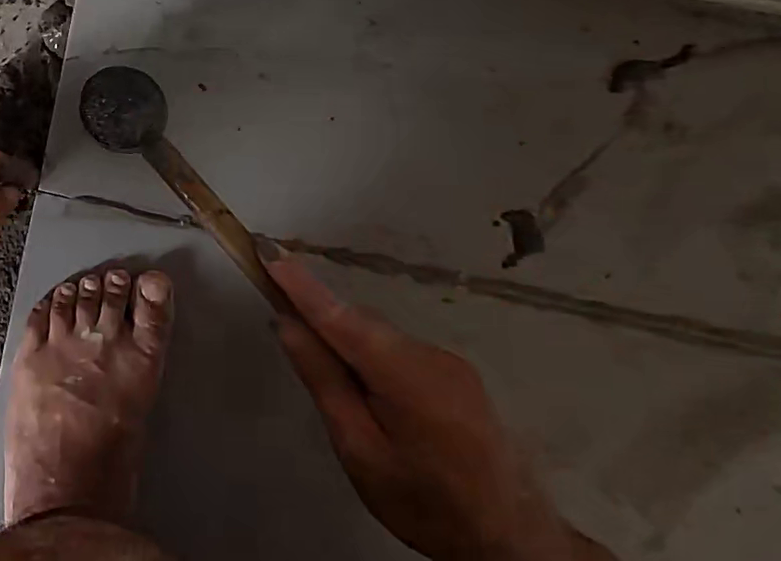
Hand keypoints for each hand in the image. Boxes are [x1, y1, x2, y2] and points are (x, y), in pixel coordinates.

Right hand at [266, 253, 613, 560]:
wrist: (514, 542)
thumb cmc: (426, 504)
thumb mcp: (361, 454)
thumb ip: (324, 383)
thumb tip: (286, 324)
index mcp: (406, 376)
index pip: (339, 316)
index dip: (299, 283)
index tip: (266, 249)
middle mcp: (429, 353)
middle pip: (358, 323)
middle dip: (320, 320)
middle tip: (284, 329)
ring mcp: (447, 359)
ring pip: (377, 335)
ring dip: (346, 344)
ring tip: (341, 393)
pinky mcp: (455, 370)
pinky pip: (396, 348)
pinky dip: (371, 356)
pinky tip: (374, 399)